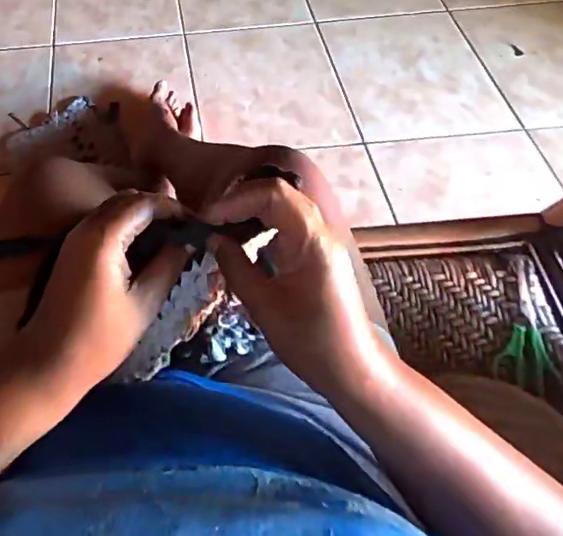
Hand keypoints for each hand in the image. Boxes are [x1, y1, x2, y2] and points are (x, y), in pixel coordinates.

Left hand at [20, 191, 191, 391]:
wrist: (46, 364)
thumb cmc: (98, 340)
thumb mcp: (143, 304)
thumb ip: (168, 265)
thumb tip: (188, 242)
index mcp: (104, 237)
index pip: (145, 203)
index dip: (173, 207)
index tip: (196, 222)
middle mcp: (87, 227)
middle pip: (129, 198)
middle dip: (159, 206)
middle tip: (184, 226)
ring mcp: (76, 235)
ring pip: (115, 207)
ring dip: (142, 213)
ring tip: (169, 234)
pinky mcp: (72, 247)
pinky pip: (104, 220)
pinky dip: (127, 222)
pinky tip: (144, 243)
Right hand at [204, 179, 389, 397]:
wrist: (354, 370)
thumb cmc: (311, 342)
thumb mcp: (265, 308)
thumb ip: (236, 268)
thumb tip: (213, 240)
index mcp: (311, 239)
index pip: (272, 194)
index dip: (236, 200)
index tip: (208, 218)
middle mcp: (320, 230)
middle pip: (278, 192)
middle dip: (241, 199)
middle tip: (211, 219)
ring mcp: (322, 239)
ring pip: (284, 204)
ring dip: (252, 209)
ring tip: (223, 226)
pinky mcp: (318, 251)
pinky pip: (289, 222)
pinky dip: (264, 223)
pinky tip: (245, 239)